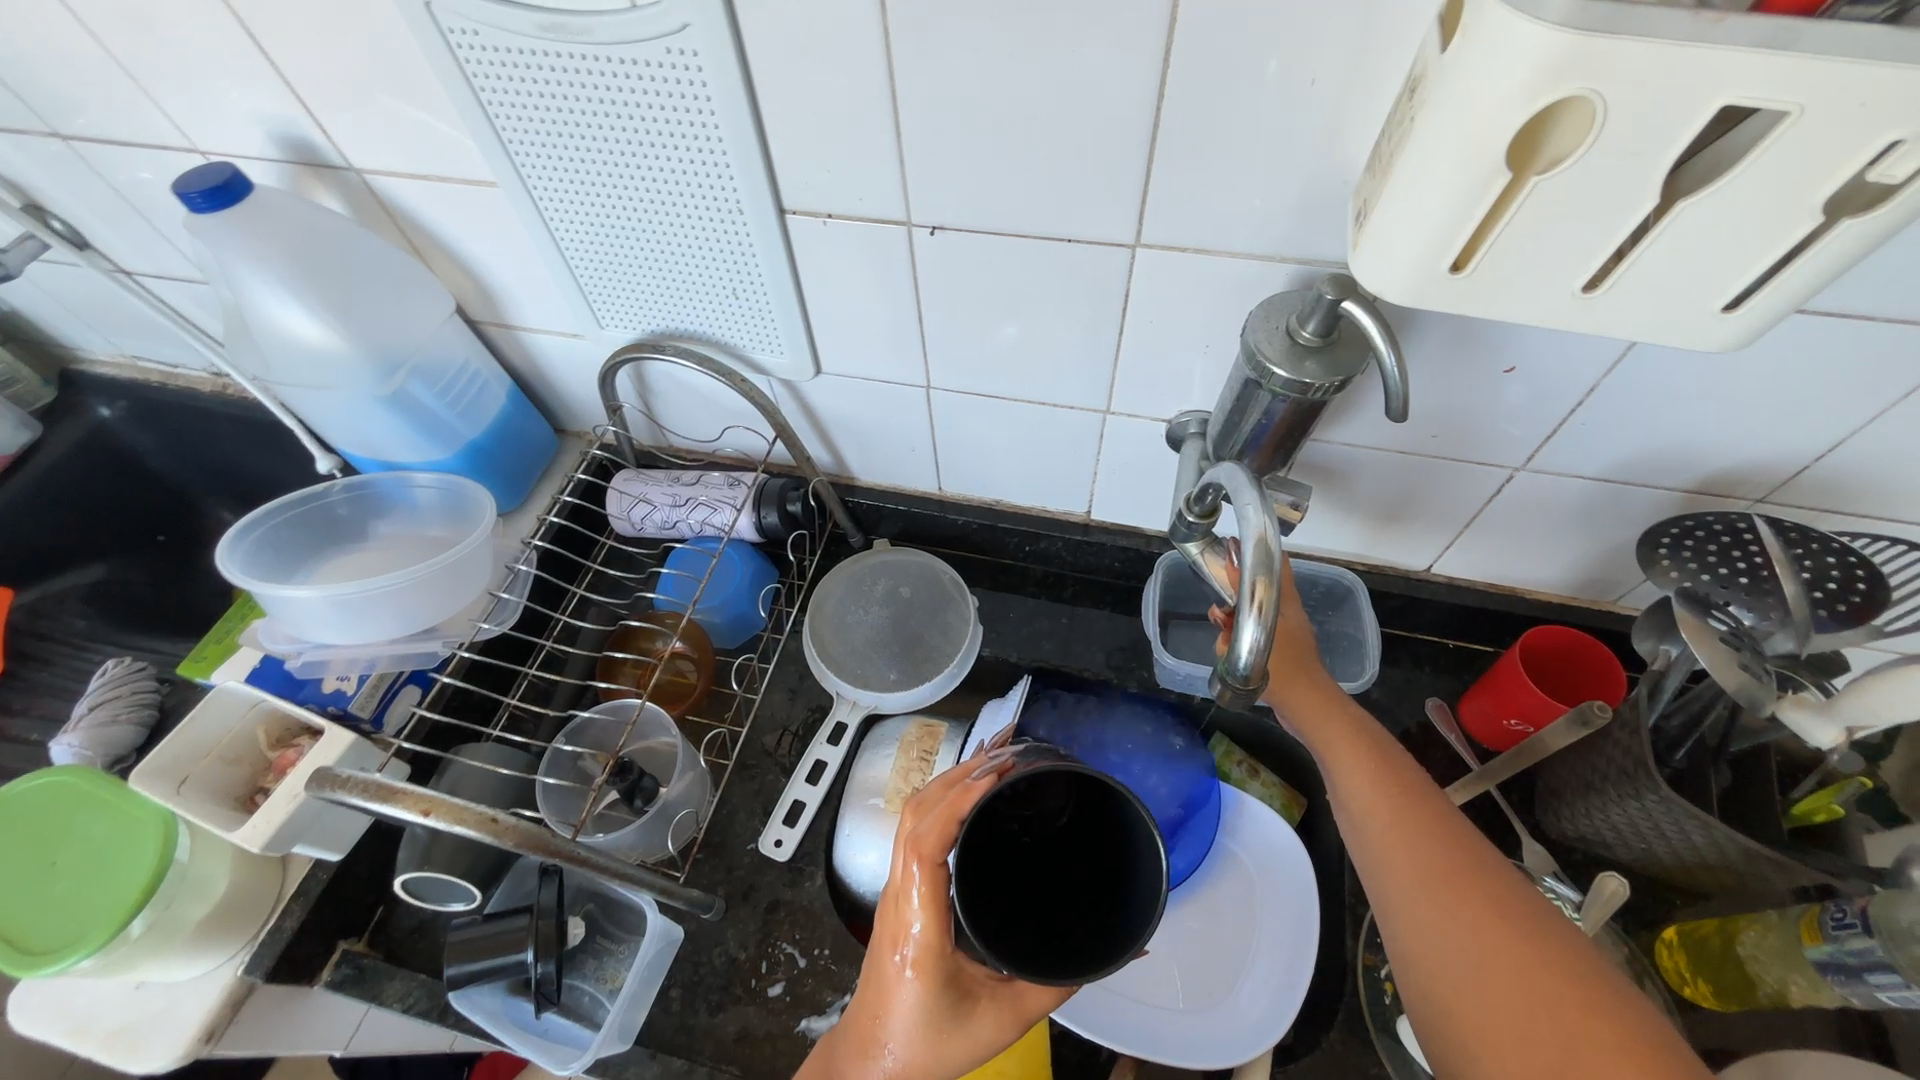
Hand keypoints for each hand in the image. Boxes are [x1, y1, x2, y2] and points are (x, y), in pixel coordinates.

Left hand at [802, 745, 1074, 1079]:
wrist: (875, 1060)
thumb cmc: (928, 1042)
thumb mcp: (1005, 1017)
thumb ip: (1062, 980)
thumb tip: (1118, 952)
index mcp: (919, 920)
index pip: (927, 839)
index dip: (960, 799)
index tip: (997, 775)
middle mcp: (900, 893)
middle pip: (917, 811)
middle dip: (962, 773)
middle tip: (1011, 754)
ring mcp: (893, 888)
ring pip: (911, 814)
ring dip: (949, 780)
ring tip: (994, 760)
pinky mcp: (898, 891)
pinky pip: (913, 828)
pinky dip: (941, 798)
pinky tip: (967, 791)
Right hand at [1209, 544, 1342, 719]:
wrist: (1306, 707)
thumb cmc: (1284, 666)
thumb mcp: (1256, 632)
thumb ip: (1238, 607)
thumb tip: (1226, 583)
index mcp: (1287, 603)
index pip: (1276, 565)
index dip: (1256, 553)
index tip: (1232, 547)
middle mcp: (1286, 615)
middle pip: (1254, 597)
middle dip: (1232, 605)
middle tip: (1220, 617)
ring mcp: (1283, 638)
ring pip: (1248, 623)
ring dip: (1232, 634)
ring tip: (1228, 648)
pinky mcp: (1278, 658)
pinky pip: (1251, 645)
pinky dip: (1240, 651)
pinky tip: (1233, 663)